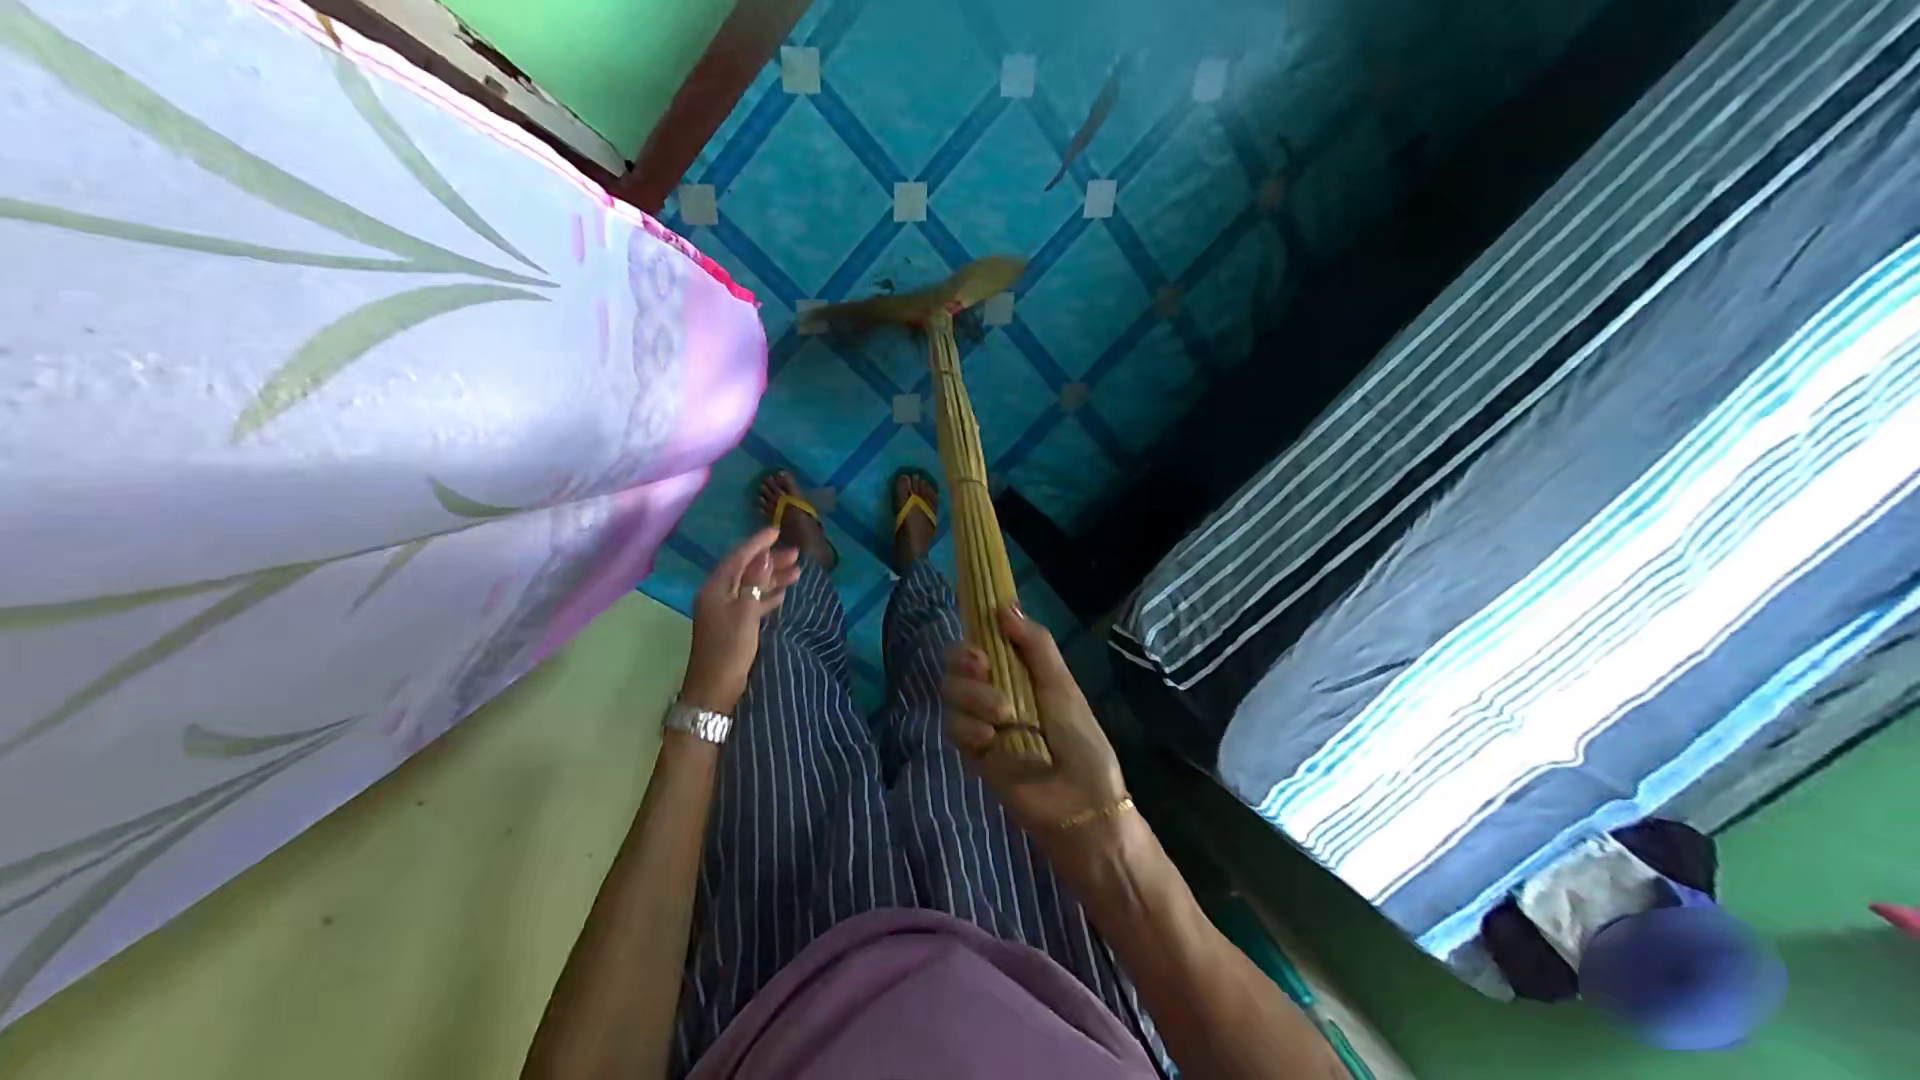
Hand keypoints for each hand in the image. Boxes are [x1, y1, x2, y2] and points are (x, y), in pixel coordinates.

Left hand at [682, 527, 801, 713]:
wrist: (714, 690)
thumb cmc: (730, 649)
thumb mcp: (746, 613)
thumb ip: (755, 583)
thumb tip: (763, 556)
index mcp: (716, 589)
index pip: (739, 558)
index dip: (758, 543)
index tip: (777, 531)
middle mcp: (718, 595)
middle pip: (746, 570)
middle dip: (770, 561)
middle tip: (796, 554)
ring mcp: (725, 611)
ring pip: (751, 586)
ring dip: (772, 577)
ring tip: (797, 571)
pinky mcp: (733, 626)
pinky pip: (753, 601)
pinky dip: (768, 595)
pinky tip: (783, 593)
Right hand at [942, 607, 1127, 841]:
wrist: (1081, 801)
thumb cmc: (1080, 739)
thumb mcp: (1061, 685)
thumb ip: (1035, 644)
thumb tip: (1004, 604)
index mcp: (1019, 673)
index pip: (982, 643)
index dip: (975, 635)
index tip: (981, 634)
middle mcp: (994, 693)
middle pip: (956, 665)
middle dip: (965, 662)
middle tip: (984, 668)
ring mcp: (981, 722)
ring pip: (950, 693)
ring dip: (973, 697)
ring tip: (1004, 716)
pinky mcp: (972, 752)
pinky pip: (953, 727)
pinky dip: (969, 727)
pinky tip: (990, 739)